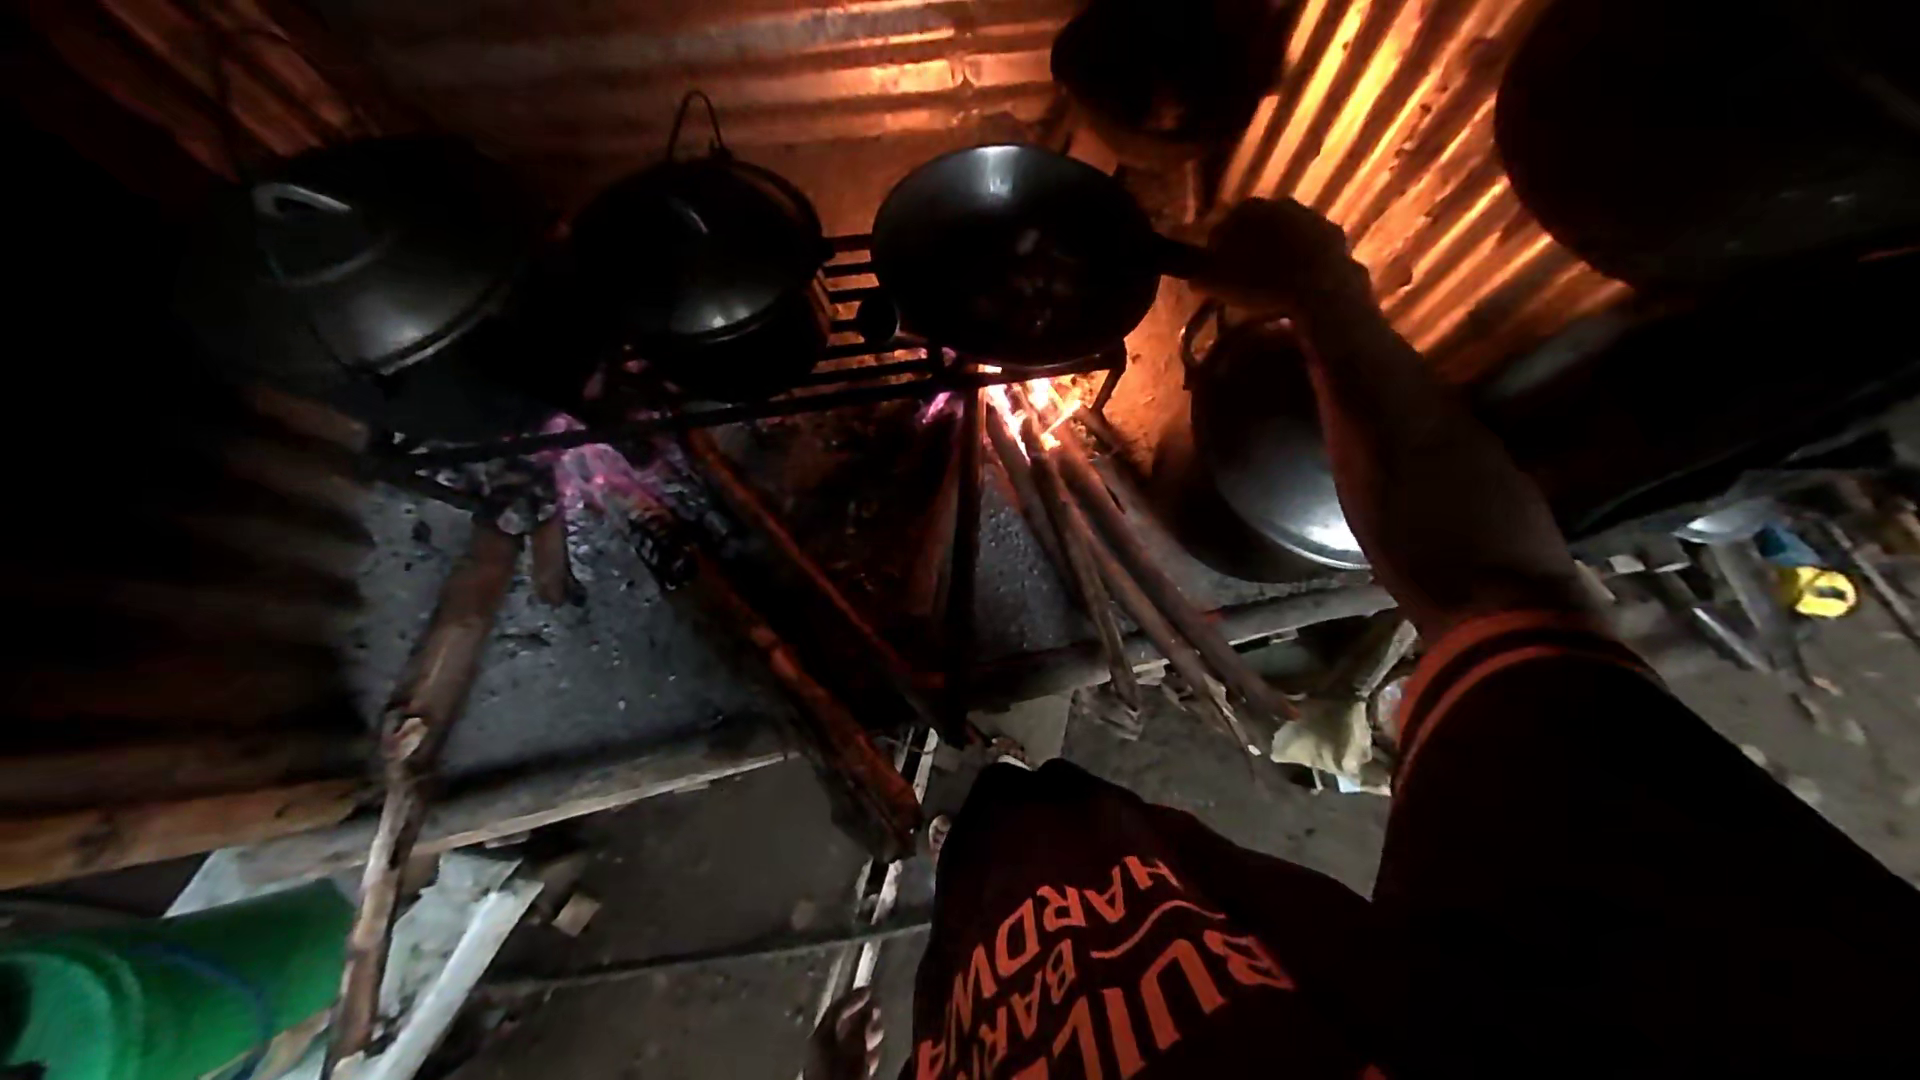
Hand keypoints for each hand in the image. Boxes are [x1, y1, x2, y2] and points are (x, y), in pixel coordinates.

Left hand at [804, 987, 884, 1079]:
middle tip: (880, 1010)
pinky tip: (876, 1055)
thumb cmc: (842, 1076)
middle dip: (862, 1017)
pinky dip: (863, 1054)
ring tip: (881, 1032)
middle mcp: (819, 1048)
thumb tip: (871, 1005)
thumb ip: (862, 1024)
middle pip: (842, 1026)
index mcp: (820, 1036)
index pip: (837, 1008)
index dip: (854, 997)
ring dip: (865, 1036)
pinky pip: (849, 1061)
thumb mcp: (855, 1048)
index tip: (872, 990)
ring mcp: (826, 1066)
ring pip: (847, 1044)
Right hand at [1197, 198, 1375, 319]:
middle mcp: (1281, 204)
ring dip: (1275, 251)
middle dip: (1247, 246)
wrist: (1320, 289)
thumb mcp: (1219, 285)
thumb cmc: (1261, 283)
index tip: (1212, 269)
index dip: (1215, 248)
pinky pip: (1308, 246)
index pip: (1223, 224)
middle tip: (1239, 274)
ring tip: (1268, 280)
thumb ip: (1202, 276)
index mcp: (1249, 210)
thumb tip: (1195, 277)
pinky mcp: (1333, 235)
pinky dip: (1300, 260)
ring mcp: (1311, 217)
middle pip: (1257, 225)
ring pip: (1284, 233)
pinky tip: (1294, 282)